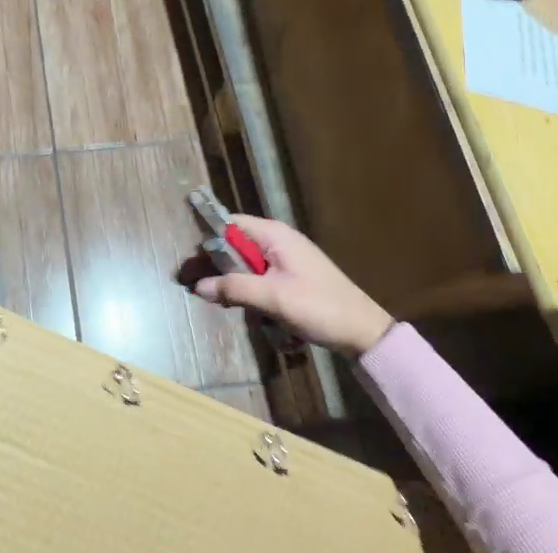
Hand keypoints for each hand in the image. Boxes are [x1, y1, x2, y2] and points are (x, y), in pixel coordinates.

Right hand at [193, 216, 394, 355]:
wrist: (365, 333)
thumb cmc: (319, 307)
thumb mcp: (273, 298)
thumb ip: (234, 288)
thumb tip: (197, 286)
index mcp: (274, 235)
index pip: (229, 223)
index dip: (207, 241)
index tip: (192, 266)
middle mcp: (279, 242)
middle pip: (236, 249)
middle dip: (224, 275)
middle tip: (210, 297)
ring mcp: (287, 262)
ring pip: (248, 272)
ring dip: (245, 295)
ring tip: (252, 317)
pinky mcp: (294, 282)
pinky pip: (264, 286)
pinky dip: (262, 303)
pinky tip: (270, 324)